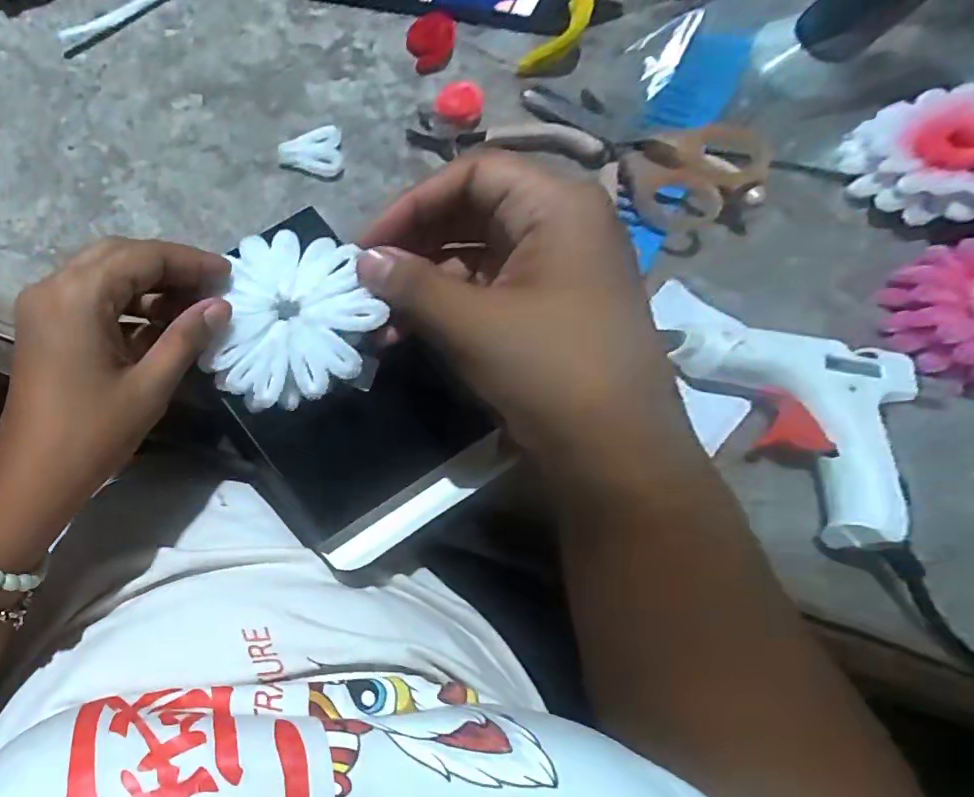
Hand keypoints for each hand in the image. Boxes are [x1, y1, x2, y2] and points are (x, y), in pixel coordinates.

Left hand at [0, 239, 230, 567]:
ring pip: (102, 277)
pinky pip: (86, 302)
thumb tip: (219, 307)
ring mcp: (42, 308)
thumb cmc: (91, 436)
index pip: (143, 256)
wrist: (34, 478)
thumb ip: (185, 339)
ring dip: (145, 289)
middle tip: (210, 289)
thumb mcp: (148, 388)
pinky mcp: (41, 330)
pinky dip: (122, 309)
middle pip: (119, 257)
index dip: (190, 262)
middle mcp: (53, 287)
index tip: (228, 273)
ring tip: (190, 311)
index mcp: (78, 294)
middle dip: (167, 270)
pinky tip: (156, 328)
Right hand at [357, 151, 702, 483]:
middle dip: (413, 247)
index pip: (473, 174)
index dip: (413, 204)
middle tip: (367, 283)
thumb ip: (412, 285)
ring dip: (421, 284)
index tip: (367, 247)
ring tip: (378, 321)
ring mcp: (552, 272)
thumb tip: (364, 261)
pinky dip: (443, 309)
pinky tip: (405, 336)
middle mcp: (558, 227)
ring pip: (473, 258)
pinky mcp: (542, 312)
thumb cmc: (546, 368)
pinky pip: (484, 293)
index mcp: (556, 206)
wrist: (609, 445)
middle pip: (471, 213)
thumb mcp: (470, 323)